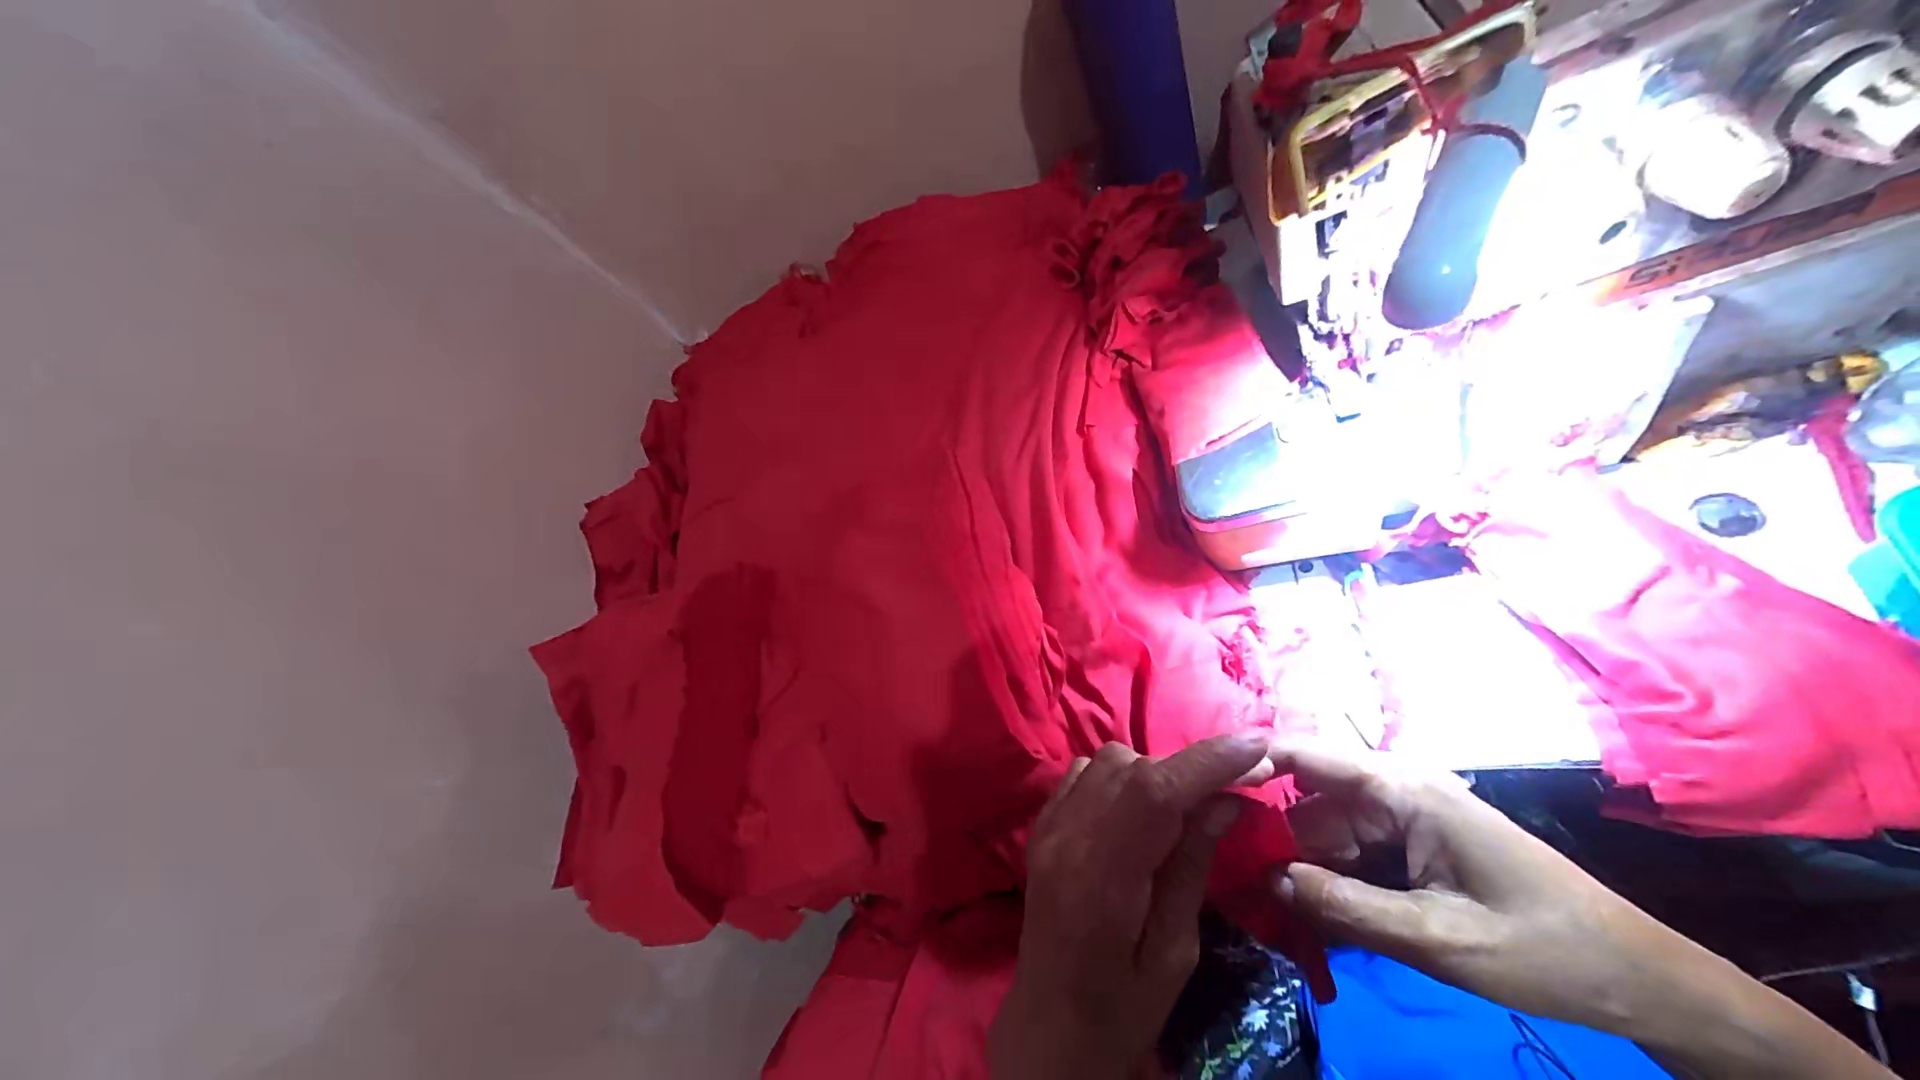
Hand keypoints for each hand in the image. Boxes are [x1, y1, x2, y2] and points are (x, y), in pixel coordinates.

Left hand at [989, 733, 1274, 1079]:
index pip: (1156, 792)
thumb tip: (1224, 800)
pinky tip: (1139, 809)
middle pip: (1132, 767)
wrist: (1049, 1023)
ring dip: (1153, 772)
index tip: (1258, 745)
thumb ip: (1192, 867)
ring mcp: (1048, 826)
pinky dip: (1120, 777)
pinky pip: (1084, 774)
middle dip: (1189, 768)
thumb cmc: (1122, 1006)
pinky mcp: (1041, 826)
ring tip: (1184, 807)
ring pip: (1107, 761)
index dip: (1208, 760)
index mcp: (1103, 875)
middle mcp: (1067, 836)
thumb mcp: (1175, 952)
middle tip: (1232, 789)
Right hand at [1271, 743, 1661, 1029]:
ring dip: (1300, 871)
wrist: (1647, 984)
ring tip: (1271, 915)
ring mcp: (1405, 821)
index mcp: (1404, 789)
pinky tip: (1315, 922)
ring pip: (1325, 835)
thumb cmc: (1549, 950)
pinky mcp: (1413, 850)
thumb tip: (1265, 880)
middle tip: (1235, 887)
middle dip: (1272, 842)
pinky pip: (1352, 858)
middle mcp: (1397, 792)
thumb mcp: (1441, 938)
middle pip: (1307, 804)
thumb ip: (1345, 907)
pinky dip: (1330, 886)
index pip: (1305, 754)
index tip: (1204, 794)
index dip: (1249, 764)